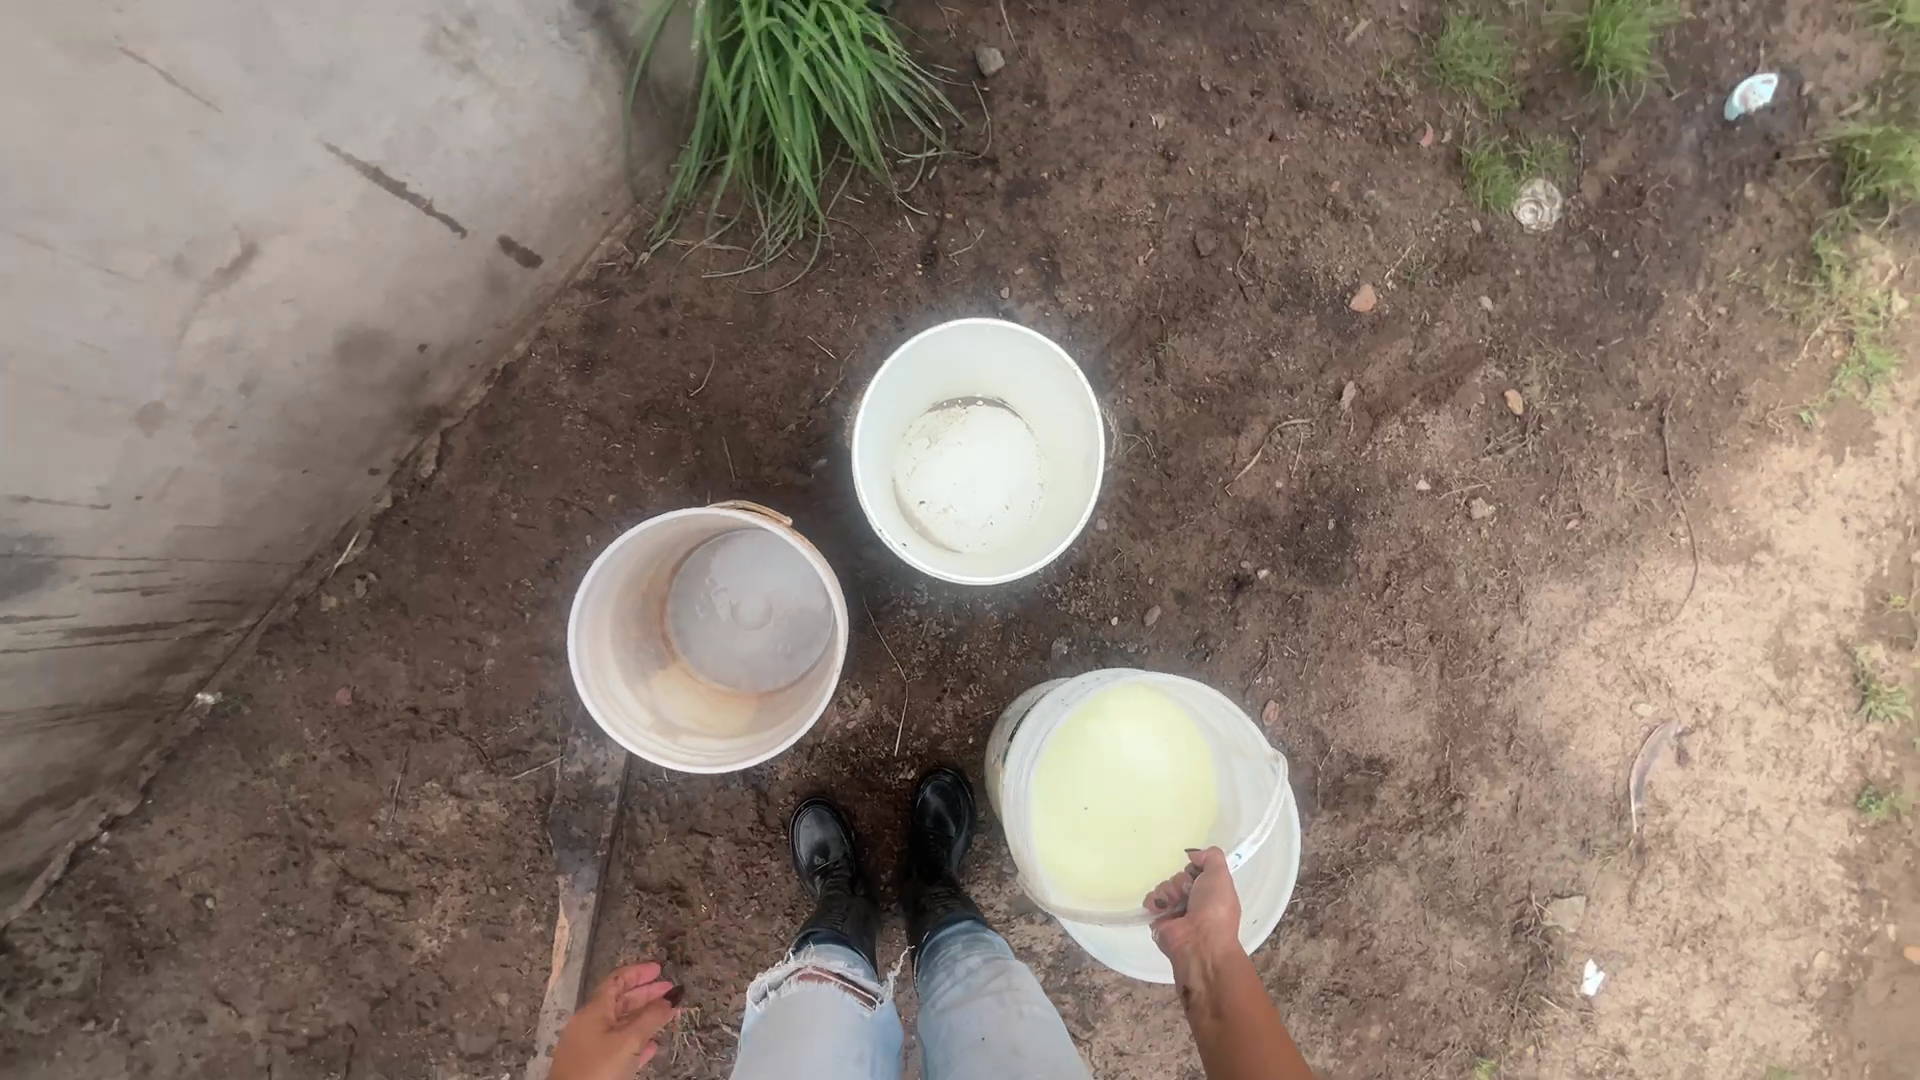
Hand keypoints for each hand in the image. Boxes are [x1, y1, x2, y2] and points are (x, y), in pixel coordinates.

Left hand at [549, 962, 681, 1079]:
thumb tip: (673, 996)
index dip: (638, 972)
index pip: (617, 980)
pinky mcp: (589, 1068)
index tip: (660, 970)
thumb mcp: (630, 1040)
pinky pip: (615, 1046)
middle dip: (646, 994)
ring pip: (619, 1025)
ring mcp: (586, 1047)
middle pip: (620, 1001)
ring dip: (643, 1019)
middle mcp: (588, 1024)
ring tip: (665, 1018)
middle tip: (669, 992)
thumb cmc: (599, 1068)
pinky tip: (651, 1047)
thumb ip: (652, 1016)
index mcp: (593, 1010)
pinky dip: (634, 1040)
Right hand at [1144, 846, 1241, 966]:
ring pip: (1164, 886)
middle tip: (1187, 893)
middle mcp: (1195, 902)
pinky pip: (1151, 900)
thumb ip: (1211, 857)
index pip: (1196, 871)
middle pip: (1179, 877)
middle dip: (1180, 881)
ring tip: (1174, 903)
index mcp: (1212, 893)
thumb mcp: (1221, 876)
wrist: (1200, 943)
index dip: (1194, 868)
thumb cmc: (1215, 910)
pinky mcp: (1160, 920)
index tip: (1196, 873)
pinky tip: (1159, 907)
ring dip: (1167, 891)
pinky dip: (1153, 901)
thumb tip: (1193, 854)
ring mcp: (1177, 911)